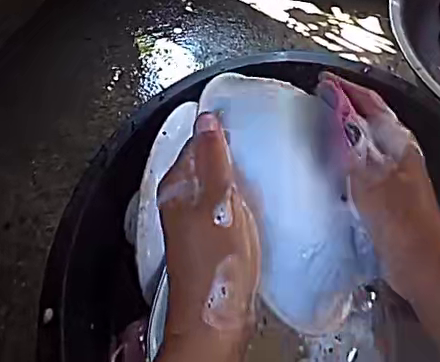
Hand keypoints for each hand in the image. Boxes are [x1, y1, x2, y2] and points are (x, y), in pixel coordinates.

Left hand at [158, 113, 260, 361]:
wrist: (217, 320)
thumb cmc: (215, 262)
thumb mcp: (219, 199)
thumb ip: (213, 158)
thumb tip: (207, 119)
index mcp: (178, 186)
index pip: (199, 140)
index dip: (221, 128)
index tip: (245, 120)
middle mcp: (183, 199)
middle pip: (209, 159)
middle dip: (231, 150)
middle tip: (258, 141)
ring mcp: (197, 217)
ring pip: (219, 179)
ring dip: (238, 171)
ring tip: (260, 163)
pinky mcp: (212, 234)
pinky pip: (227, 199)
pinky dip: (241, 192)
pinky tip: (257, 194)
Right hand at [315, 74, 439, 302]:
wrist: (425, 267)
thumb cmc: (404, 224)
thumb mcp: (371, 183)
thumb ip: (353, 150)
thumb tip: (336, 118)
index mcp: (399, 142)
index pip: (372, 103)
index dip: (349, 89)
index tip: (325, 81)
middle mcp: (398, 152)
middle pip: (369, 119)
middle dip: (345, 106)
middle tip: (318, 99)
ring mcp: (394, 173)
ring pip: (365, 141)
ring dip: (344, 131)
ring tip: (319, 126)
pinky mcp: (387, 195)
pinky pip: (361, 165)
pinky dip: (345, 157)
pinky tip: (330, 166)